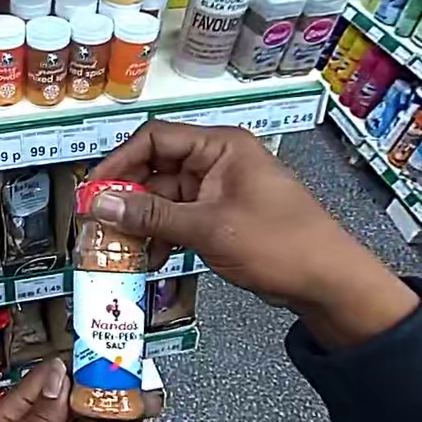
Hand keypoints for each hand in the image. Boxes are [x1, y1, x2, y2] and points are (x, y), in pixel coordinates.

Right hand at [88, 120, 419, 346]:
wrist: (328, 282)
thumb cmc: (276, 243)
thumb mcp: (208, 228)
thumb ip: (151, 216)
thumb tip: (98, 204)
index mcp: (218, 146)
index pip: (156, 138)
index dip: (119, 162)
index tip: (93, 190)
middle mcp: (215, 161)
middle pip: (156, 169)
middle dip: (127, 197)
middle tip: (98, 224)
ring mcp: (217, 190)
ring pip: (164, 198)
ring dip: (142, 222)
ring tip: (118, 248)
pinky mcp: (219, 216)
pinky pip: (179, 218)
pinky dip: (162, 236)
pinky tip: (148, 258)